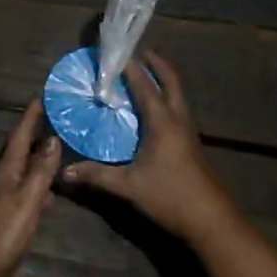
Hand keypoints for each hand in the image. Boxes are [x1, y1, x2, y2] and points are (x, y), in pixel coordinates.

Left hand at [0, 101, 58, 276]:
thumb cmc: (2, 233)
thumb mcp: (26, 200)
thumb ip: (39, 171)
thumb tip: (52, 138)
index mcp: (5, 170)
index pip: (19, 135)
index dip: (30, 116)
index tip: (43, 95)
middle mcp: (2, 178)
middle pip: (20, 148)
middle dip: (36, 131)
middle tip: (58, 116)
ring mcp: (3, 197)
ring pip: (24, 168)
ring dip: (39, 155)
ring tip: (60, 145)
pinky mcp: (7, 215)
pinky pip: (27, 188)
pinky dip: (40, 181)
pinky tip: (52, 188)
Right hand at [62, 51, 230, 235]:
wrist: (212, 223)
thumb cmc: (171, 198)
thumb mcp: (128, 187)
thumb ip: (95, 175)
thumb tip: (64, 171)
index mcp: (163, 124)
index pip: (145, 87)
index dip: (130, 68)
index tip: (116, 52)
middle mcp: (178, 122)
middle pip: (171, 83)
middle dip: (157, 65)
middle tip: (139, 52)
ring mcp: (188, 133)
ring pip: (177, 96)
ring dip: (163, 81)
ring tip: (143, 74)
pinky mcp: (191, 145)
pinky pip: (177, 111)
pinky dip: (165, 99)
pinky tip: (151, 110)